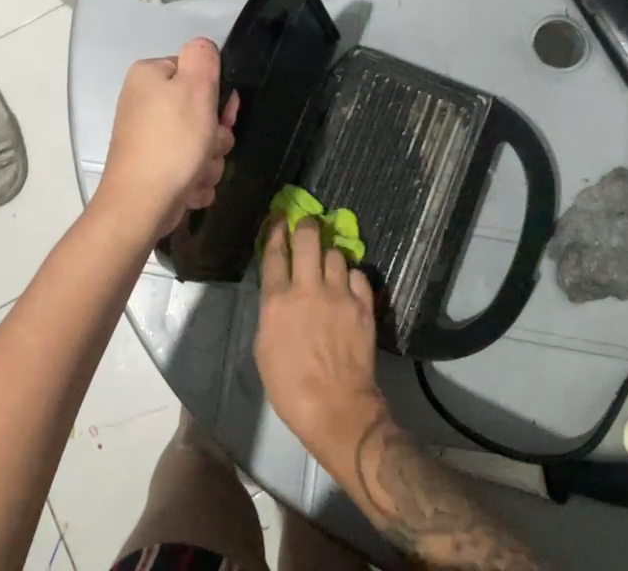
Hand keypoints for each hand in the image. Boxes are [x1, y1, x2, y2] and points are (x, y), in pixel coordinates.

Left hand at [99, 38, 237, 238]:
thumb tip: (202, 48)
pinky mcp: (154, 167)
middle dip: (214, 136)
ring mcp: (147, 137)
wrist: (140, 205)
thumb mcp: (195, 88)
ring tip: (195, 172)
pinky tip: (187, 188)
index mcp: (149, 76)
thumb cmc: (172, 143)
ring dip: (208, 161)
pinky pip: (189, 167)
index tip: (222, 116)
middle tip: (207, 147)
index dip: (216, 96)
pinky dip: (194, 179)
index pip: (198, 73)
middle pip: (202, 111)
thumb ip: (203, 57)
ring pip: (200, 143)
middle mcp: (144, 102)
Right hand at [255, 218, 388, 460]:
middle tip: (308, 226)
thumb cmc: (289, 386)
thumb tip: (279, 293)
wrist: (335, 407)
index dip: (276, 232)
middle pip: (309, 239)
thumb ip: (271, 311)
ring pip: (336, 255)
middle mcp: (308, 289)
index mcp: (276, 300)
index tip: (280, 220)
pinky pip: (358, 275)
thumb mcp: (264, 347)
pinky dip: (352, 276)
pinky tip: (348, 285)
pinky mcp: (363, 306)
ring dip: (330, 255)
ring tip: (329, 264)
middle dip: (307, 227)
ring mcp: (339, 295)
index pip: (275, 253)